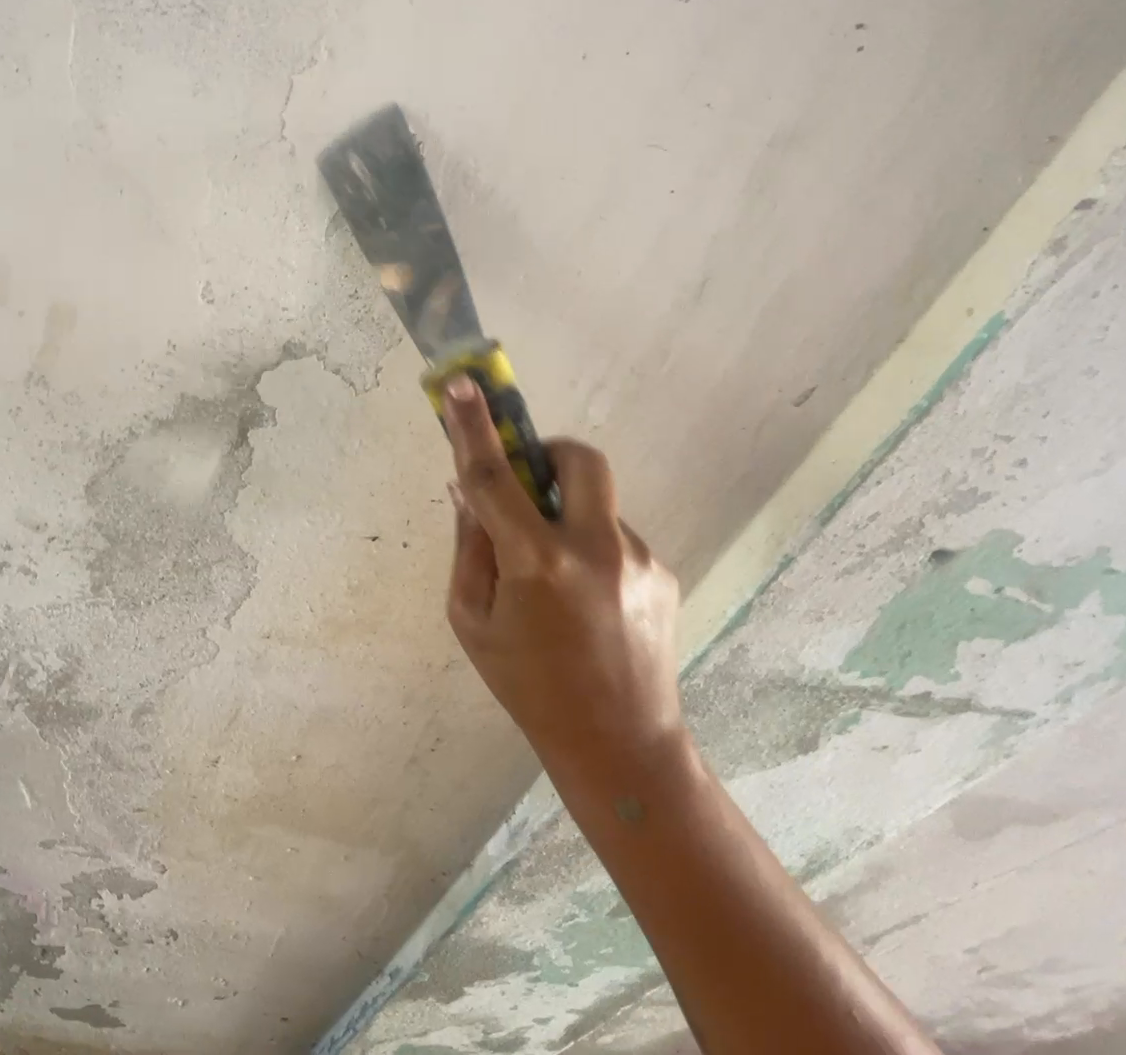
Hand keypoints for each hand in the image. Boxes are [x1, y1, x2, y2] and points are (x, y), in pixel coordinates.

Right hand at [442, 376, 684, 770]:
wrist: (618, 742)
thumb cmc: (526, 686)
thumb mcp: (471, 621)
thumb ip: (469, 549)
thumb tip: (465, 493)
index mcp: (538, 564)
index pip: (496, 478)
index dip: (473, 428)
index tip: (461, 385)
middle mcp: (596, 548)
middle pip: (579, 459)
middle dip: (548, 454)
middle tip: (525, 486)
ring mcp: (640, 559)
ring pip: (596, 506)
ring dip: (565, 520)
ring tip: (553, 585)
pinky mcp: (664, 573)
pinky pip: (615, 539)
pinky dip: (589, 551)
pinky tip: (584, 605)